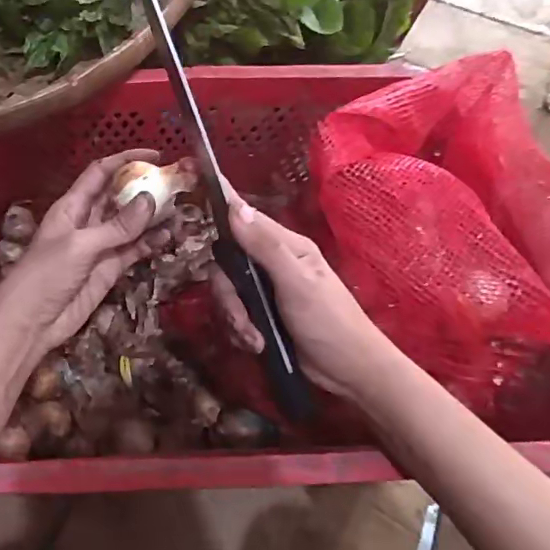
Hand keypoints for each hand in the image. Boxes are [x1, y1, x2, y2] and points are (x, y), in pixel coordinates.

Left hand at [0, 149, 166, 356]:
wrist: (31, 322)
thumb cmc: (45, 276)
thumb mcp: (80, 246)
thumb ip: (116, 226)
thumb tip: (150, 200)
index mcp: (72, 206)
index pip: (100, 173)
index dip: (125, 160)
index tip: (155, 155)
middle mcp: (87, 221)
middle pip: (119, 196)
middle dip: (144, 187)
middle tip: (177, 183)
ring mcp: (100, 246)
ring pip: (131, 224)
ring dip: (153, 216)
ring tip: (181, 209)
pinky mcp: (109, 269)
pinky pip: (134, 249)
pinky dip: (151, 242)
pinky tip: (169, 236)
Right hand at [209, 188, 413, 400]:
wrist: (349, 371)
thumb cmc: (330, 321)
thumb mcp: (297, 282)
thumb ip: (264, 247)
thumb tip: (234, 208)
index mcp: (286, 246)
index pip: (247, 217)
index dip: (224, 203)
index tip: (201, 178)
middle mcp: (272, 264)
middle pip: (228, 265)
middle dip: (229, 296)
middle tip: (242, 320)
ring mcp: (267, 291)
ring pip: (229, 293)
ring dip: (237, 320)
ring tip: (255, 340)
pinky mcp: (264, 316)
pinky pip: (236, 316)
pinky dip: (242, 332)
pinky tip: (257, 345)